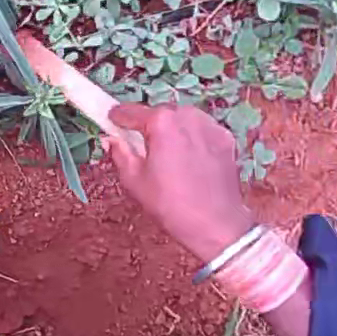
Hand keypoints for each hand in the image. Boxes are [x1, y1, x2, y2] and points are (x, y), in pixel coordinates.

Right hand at [107, 103, 256, 264]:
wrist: (215, 223)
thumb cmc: (169, 204)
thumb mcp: (134, 180)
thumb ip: (120, 153)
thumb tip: (111, 139)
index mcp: (161, 123)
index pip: (132, 112)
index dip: (118, 116)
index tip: (111, 119)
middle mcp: (187, 116)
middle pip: (160, 114)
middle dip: (149, 125)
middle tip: (141, 146)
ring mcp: (210, 126)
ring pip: (183, 119)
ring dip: (172, 130)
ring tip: (167, 154)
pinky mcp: (226, 138)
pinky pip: (201, 131)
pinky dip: (192, 139)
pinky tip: (189, 161)